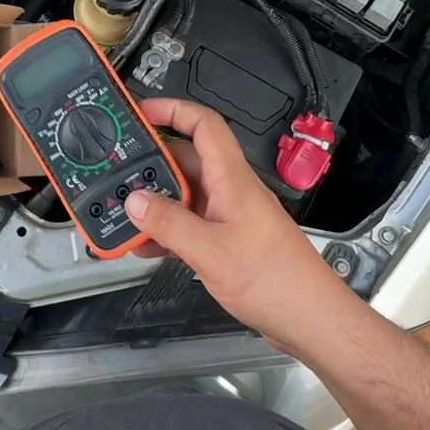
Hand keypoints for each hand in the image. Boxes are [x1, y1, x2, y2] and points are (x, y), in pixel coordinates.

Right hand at [124, 98, 364, 353]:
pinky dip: (168, 230)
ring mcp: (230, 215)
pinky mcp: (228, 240)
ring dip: (156, 203)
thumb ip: (169, 224)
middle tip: (120, 173)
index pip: (204, 125)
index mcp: (232, 179)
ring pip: (185, 195)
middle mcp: (231, 190)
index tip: (142, 111)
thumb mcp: (211, 251)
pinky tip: (147, 245)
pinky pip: (190, 224)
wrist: (309, 319)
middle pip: (186, 160)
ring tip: (126, 214)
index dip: (173, 110)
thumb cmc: (275, 280)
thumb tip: (136, 200)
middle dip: (152, 165)